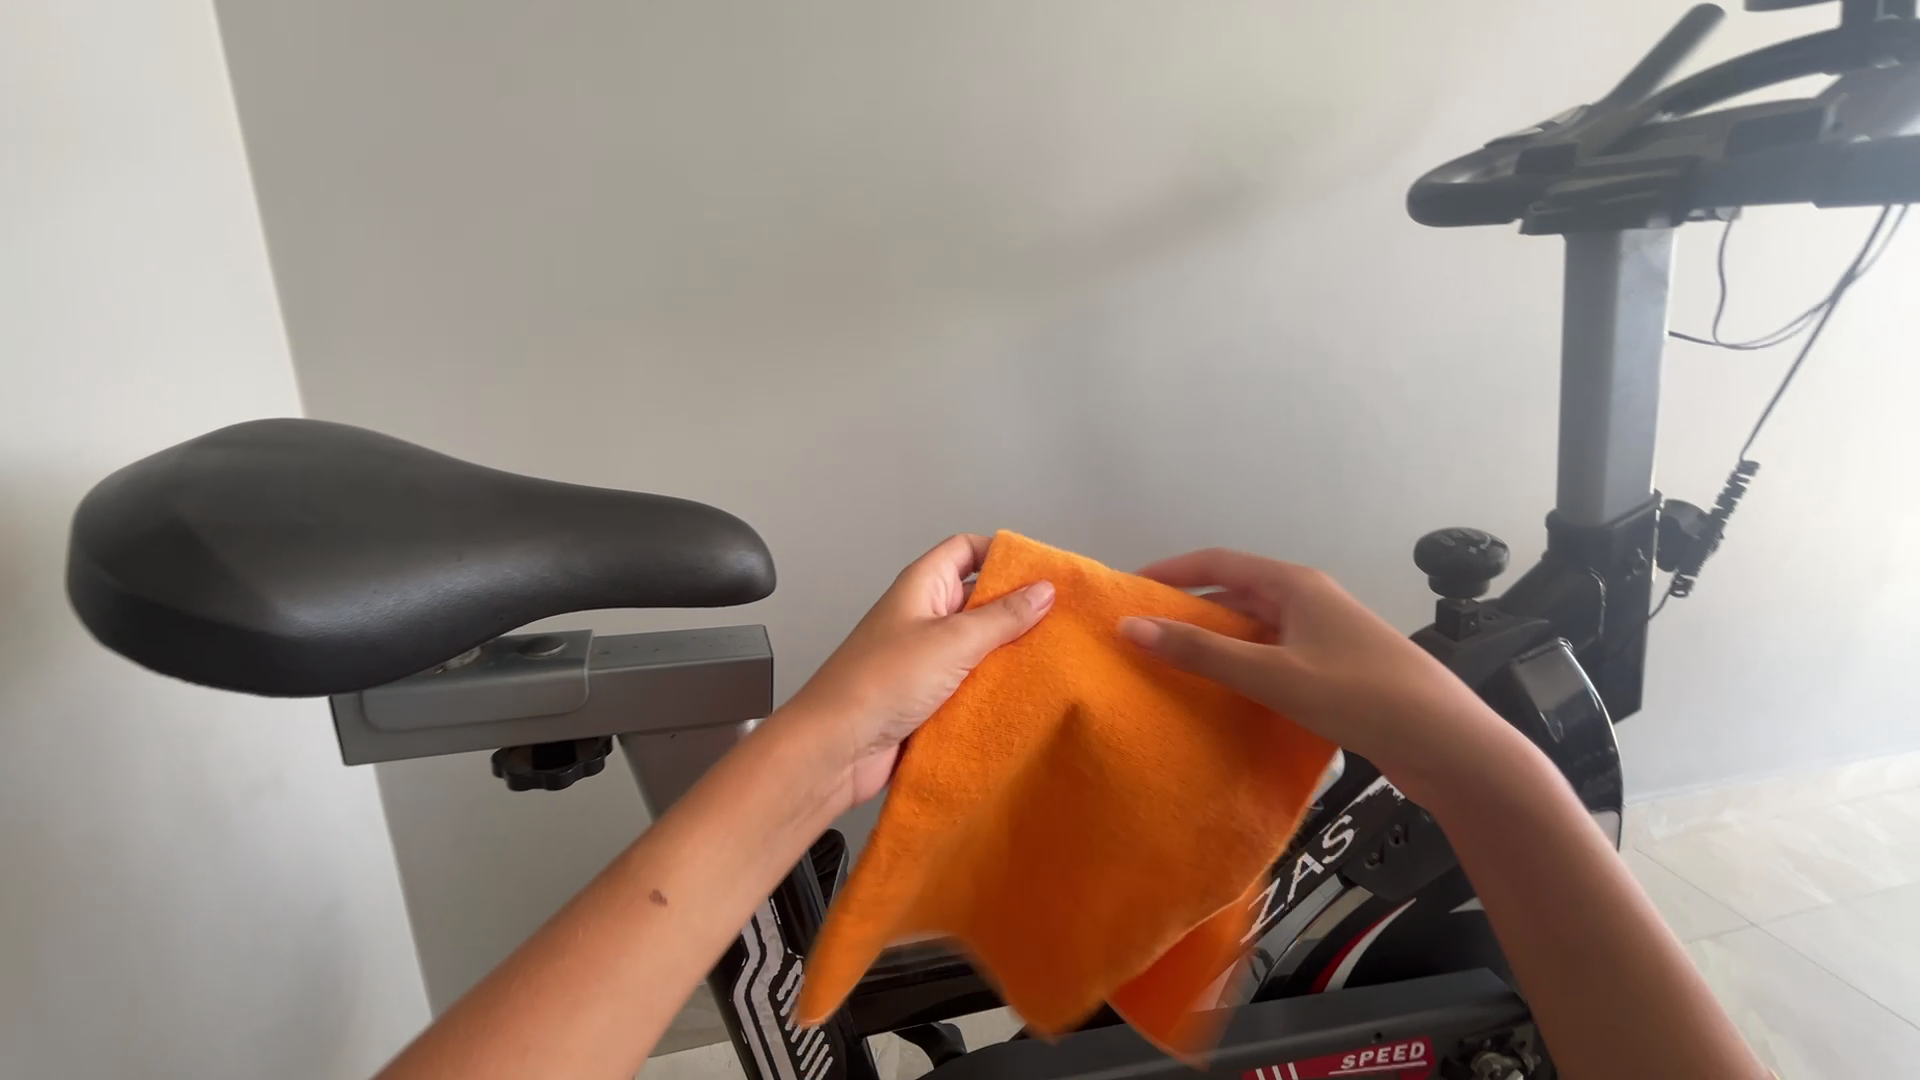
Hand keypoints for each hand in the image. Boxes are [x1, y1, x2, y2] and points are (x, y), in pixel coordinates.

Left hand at [787, 534, 1054, 805]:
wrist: (836, 749)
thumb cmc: (881, 682)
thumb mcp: (952, 640)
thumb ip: (1002, 616)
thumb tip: (1043, 590)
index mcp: (923, 586)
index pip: (966, 549)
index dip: (1002, 553)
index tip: (1043, 571)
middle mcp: (925, 615)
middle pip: (978, 597)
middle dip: (1016, 607)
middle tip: (1062, 619)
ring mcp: (926, 657)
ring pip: (978, 643)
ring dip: (1009, 651)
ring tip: (1054, 657)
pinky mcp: (929, 695)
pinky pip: (970, 680)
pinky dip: (994, 685)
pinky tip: (1026, 693)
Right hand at [1118, 549, 1500, 800]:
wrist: (1453, 748)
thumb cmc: (1362, 697)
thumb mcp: (1273, 675)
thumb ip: (1201, 653)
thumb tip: (1130, 628)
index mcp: (1295, 585)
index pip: (1218, 562)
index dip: (1171, 570)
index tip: (1130, 588)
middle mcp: (1309, 599)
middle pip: (1235, 592)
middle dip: (1188, 607)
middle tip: (1144, 630)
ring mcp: (1324, 633)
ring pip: (1254, 626)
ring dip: (1214, 638)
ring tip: (1173, 660)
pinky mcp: (1334, 666)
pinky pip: (1272, 653)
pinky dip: (1241, 663)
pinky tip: (1225, 689)